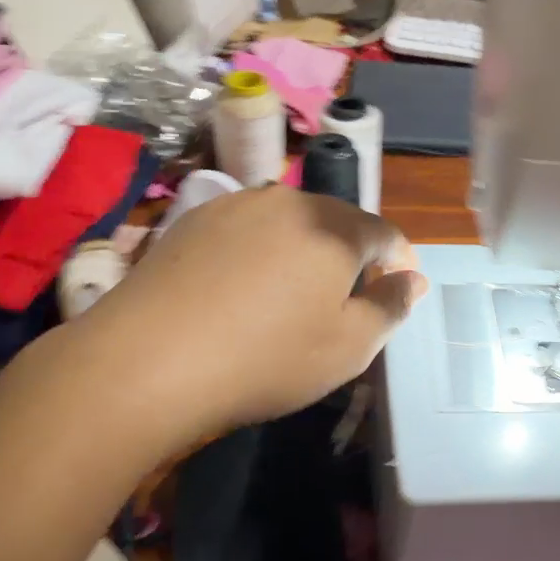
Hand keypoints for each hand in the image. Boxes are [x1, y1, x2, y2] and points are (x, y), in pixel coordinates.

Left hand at [78, 185, 425, 437]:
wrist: (147, 360)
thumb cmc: (265, 358)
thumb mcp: (348, 347)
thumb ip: (391, 306)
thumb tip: (412, 278)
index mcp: (334, 227)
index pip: (385, 232)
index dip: (398, 261)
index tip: (395, 290)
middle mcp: (287, 200)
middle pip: (336, 223)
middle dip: (348, 256)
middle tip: (339, 302)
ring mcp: (235, 205)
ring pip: (287, 223)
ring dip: (300, 252)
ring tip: (286, 298)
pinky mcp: (191, 220)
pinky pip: (244, 231)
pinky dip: (256, 254)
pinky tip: (238, 292)